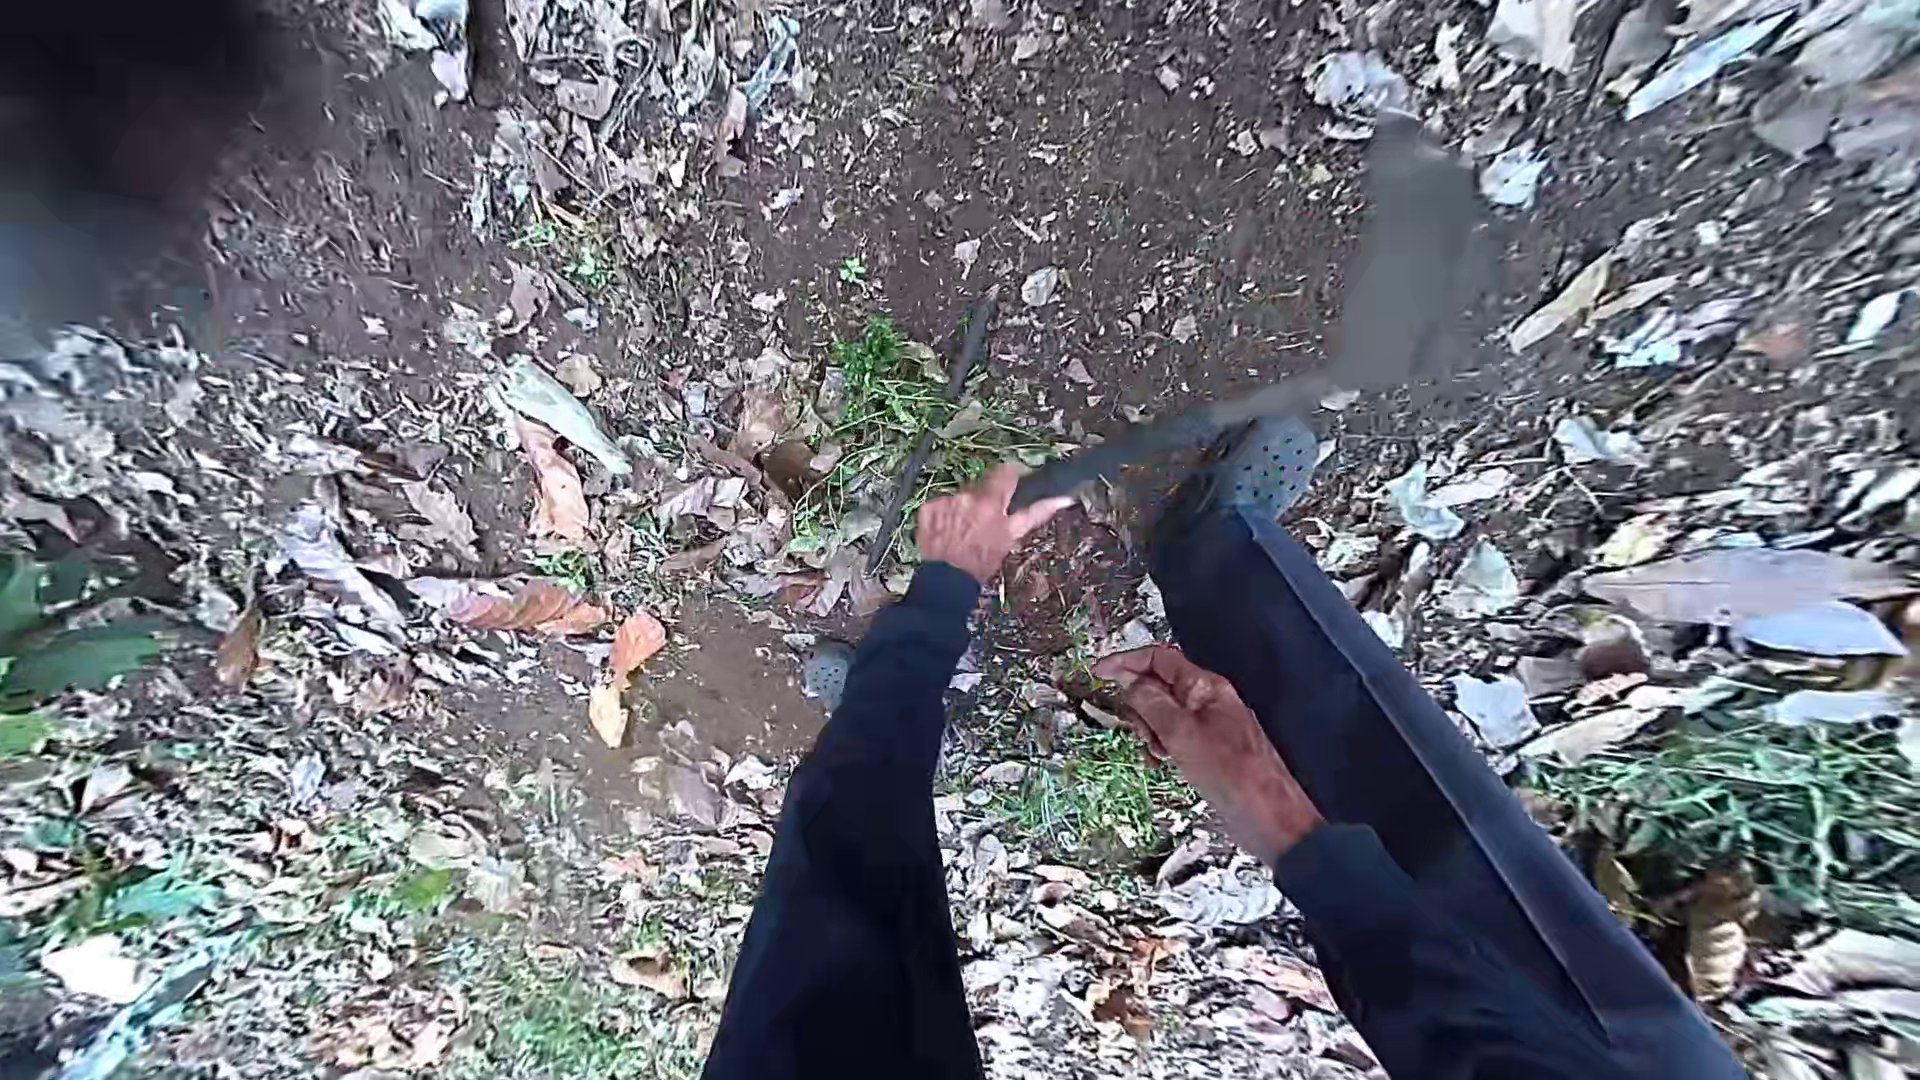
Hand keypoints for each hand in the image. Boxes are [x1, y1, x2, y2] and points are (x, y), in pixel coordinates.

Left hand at [915, 464, 1072, 583]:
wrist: (947, 580)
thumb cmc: (983, 561)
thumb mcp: (1011, 537)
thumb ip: (1035, 513)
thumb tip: (1063, 499)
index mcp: (990, 501)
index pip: (1006, 471)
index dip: (1012, 475)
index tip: (1014, 483)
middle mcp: (966, 496)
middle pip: (982, 484)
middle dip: (986, 497)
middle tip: (987, 518)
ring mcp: (944, 501)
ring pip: (961, 495)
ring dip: (966, 506)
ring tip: (965, 528)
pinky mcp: (927, 508)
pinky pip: (941, 504)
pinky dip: (946, 514)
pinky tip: (949, 531)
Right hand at [1093, 645, 1323, 864]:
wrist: (1271, 820)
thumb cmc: (1231, 774)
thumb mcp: (1181, 734)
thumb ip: (1150, 702)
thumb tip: (1127, 680)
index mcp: (1204, 686)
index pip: (1157, 658)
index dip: (1125, 661)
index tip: (1099, 672)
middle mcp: (1205, 699)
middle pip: (1156, 685)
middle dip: (1139, 705)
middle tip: (1141, 732)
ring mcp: (1206, 723)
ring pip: (1160, 711)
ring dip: (1149, 729)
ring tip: (1157, 752)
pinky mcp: (1206, 746)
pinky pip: (1171, 734)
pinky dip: (1160, 744)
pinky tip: (1162, 761)